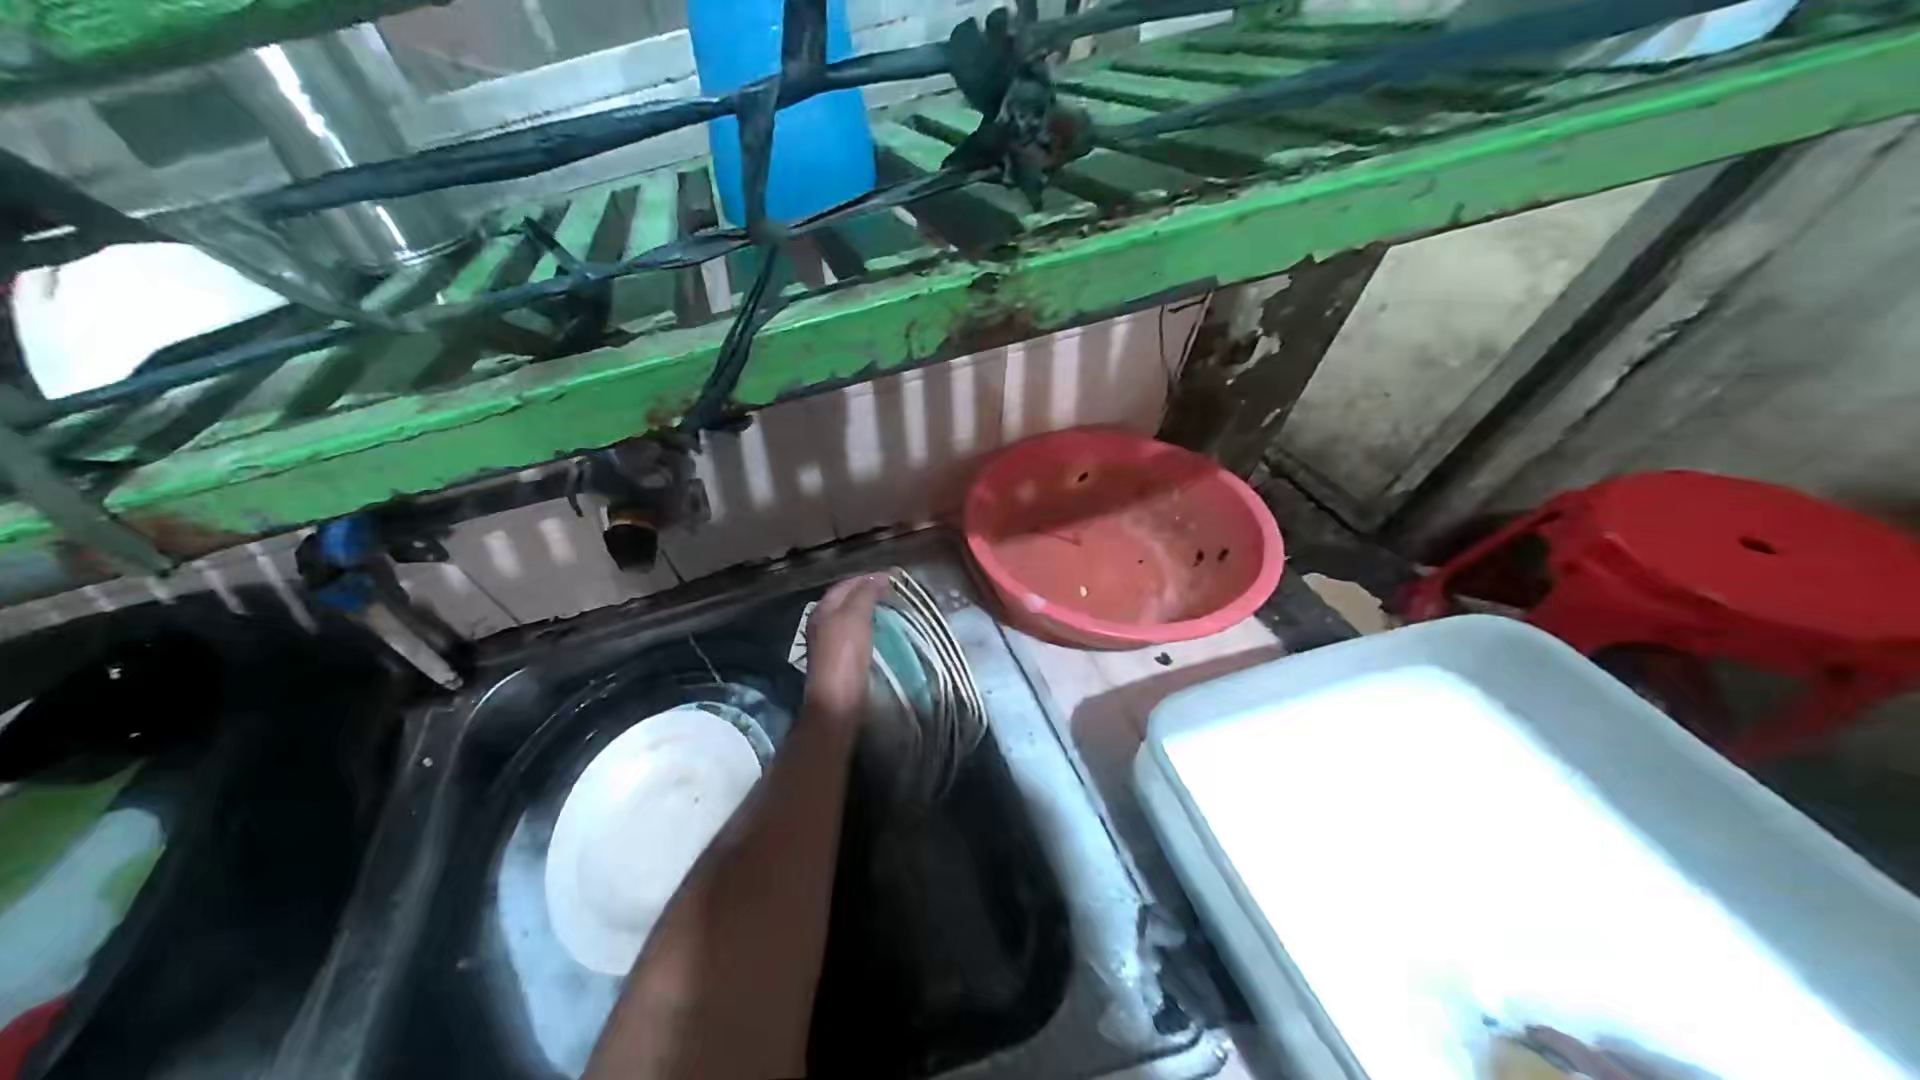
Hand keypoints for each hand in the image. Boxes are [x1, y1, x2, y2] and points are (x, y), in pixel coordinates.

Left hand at [803, 574, 883, 729]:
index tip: (891, 577)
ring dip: (867, 609)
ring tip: (889, 608)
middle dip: (866, 592)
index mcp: (823, 610)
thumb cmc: (845, 655)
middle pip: (845, 601)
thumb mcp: (855, 617)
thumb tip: (878, 577)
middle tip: (892, 591)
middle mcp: (821, 623)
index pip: (845, 585)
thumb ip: (865, 594)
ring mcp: (828, 643)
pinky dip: (867, 626)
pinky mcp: (838, 661)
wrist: (837, 702)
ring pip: (849, 617)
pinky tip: (879, 631)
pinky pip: (853, 634)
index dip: (866, 578)